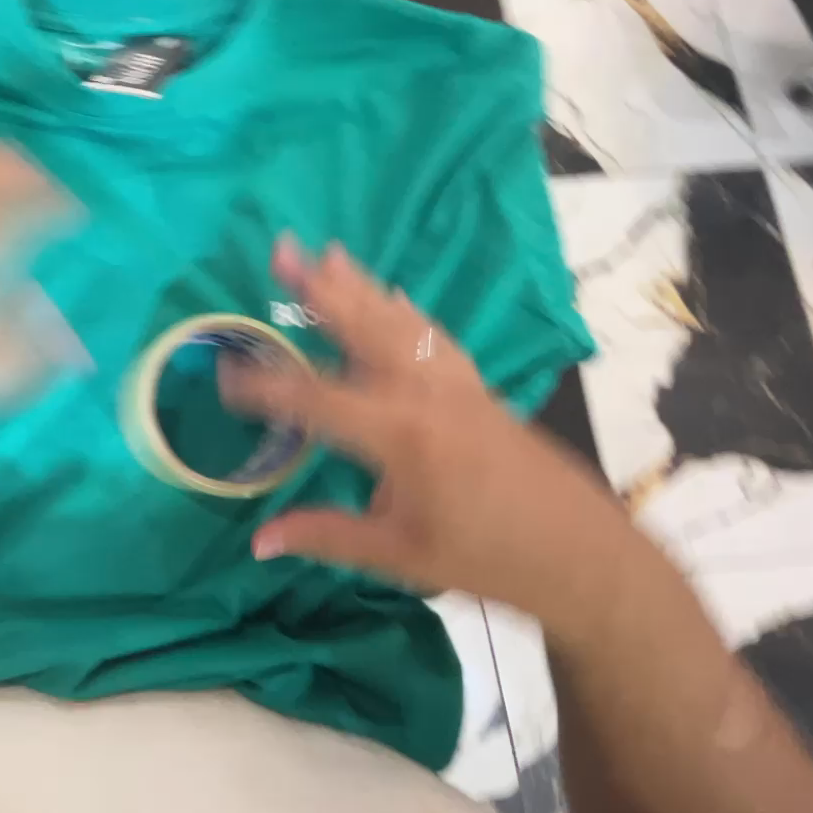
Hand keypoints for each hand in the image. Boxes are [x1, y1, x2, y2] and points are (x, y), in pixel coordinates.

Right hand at [219, 237, 643, 625]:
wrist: (589, 560)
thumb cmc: (488, 559)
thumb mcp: (398, 554)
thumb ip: (324, 536)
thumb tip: (256, 543)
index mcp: (399, 436)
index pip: (313, 399)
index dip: (263, 385)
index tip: (223, 371)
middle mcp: (425, 395)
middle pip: (362, 329)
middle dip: (318, 289)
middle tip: (284, 252)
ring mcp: (456, 385)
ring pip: (398, 322)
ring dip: (359, 285)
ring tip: (326, 253)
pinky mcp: (476, 388)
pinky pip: (431, 335)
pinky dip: (404, 309)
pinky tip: (391, 292)